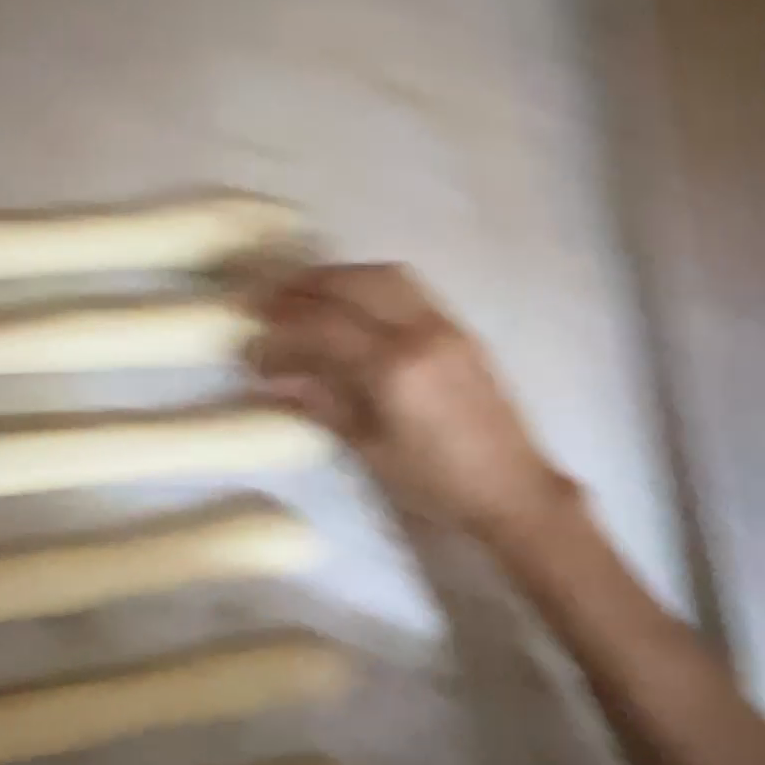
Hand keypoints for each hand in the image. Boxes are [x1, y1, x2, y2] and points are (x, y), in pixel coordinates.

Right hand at [249, 264, 571, 539]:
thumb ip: (323, 403)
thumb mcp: (372, 450)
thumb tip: (274, 380)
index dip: (281, 334)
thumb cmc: (437, 483)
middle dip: (305, 287)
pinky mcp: (462, 329)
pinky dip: (371, 286)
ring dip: (340, 277)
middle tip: (268, 302)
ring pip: (385, 276)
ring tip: (306, 295)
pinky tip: (352, 306)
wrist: (512, 488)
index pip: (324, 330)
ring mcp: (447, 325)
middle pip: (353, 284)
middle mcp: (422, 331)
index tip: (252, 346)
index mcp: (396, 367)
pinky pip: (409, 289)